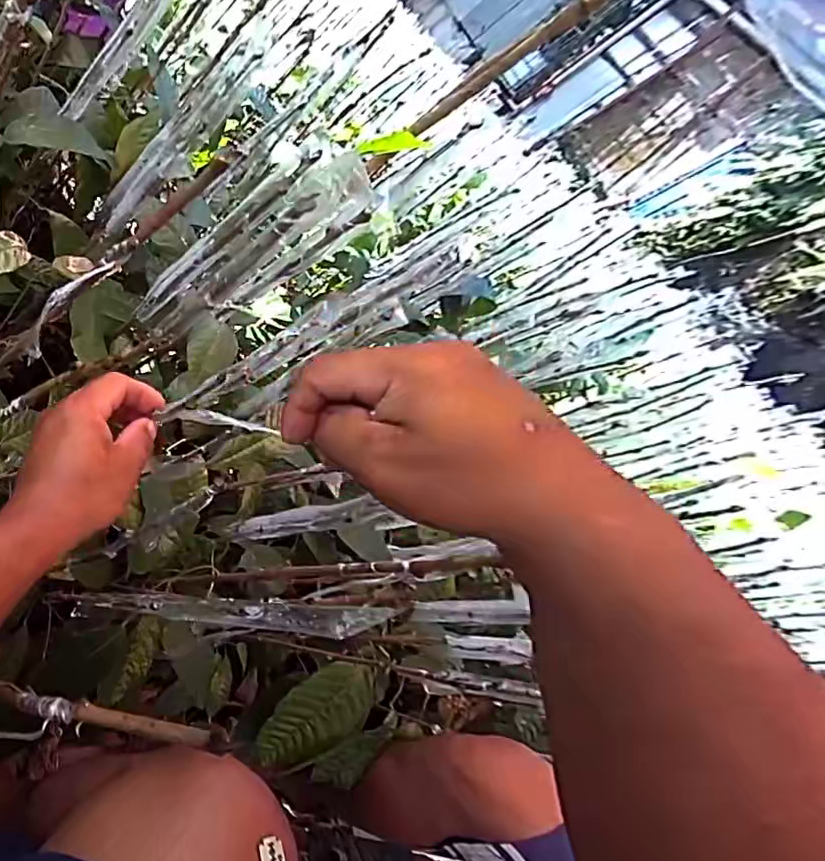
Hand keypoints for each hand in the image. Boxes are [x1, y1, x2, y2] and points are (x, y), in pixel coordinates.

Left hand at [6, 373, 162, 549]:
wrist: (36, 525)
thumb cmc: (82, 497)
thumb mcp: (123, 467)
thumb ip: (139, 439)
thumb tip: (145, 425)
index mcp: (80, 409)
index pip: (116, 383)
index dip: (143, 393)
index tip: (161, 411)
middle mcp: (58, 413)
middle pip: (98, 395)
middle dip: (128, 407)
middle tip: (149, 429)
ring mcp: (45, 431)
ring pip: (83, 414)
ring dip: (111, 423)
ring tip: (131, 446)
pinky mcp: (40, 449)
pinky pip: (70, 431)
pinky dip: (92, 435)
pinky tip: (105, 459)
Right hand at [280, 343, 633, 547]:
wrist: (563, 506)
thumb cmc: (463, 482)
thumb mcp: (376, 460)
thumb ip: (331, 429)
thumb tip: (320, 417)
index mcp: (408, 365)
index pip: (322, 371)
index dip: (297, 407)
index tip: (297, 445)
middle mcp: (436, 354)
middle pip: (351, 373)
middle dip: (331, 412)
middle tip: (338, 457)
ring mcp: (463, 368)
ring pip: (379, 385)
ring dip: (360, 417)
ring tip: (374, 458)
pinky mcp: (479, 387)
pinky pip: (412, 393)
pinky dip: (392, 418)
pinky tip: (408, 450)